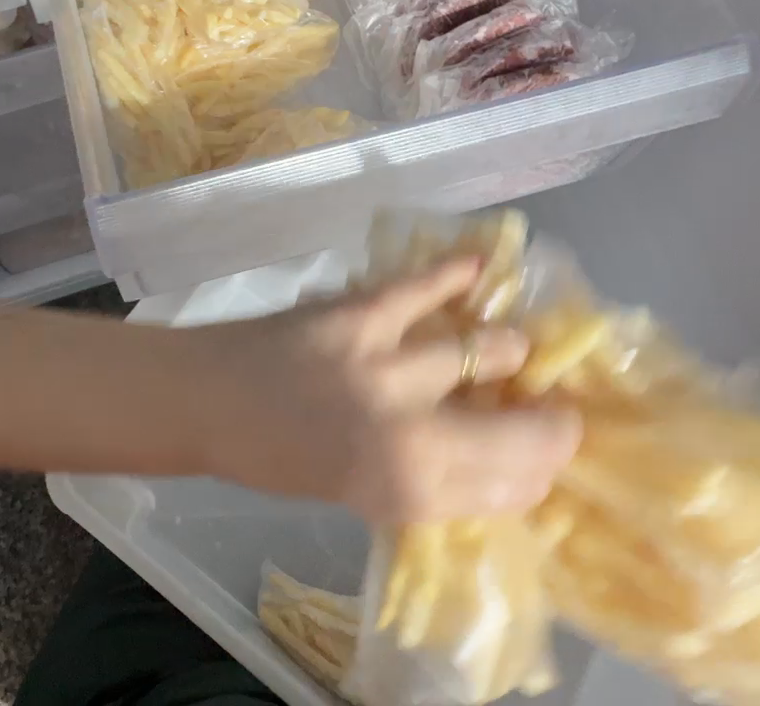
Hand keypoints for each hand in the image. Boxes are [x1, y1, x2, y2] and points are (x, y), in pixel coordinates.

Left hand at [189, 258, 580, 522]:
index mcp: (406, 494)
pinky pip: (422, 289)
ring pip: (483, 352)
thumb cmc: (278, 456)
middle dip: (550, 423)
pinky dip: (453, 273)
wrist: (207, 401)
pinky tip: (479, 266)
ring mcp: (385, 372)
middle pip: (519, 435)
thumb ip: (430, 476)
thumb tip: (497, 459)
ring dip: (504, 348)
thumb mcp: (361, 490)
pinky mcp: (358, 317)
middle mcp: (407, 441)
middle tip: (552, 405)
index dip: (542, 466)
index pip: (512, 486)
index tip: (551, 447)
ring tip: (508, 346)